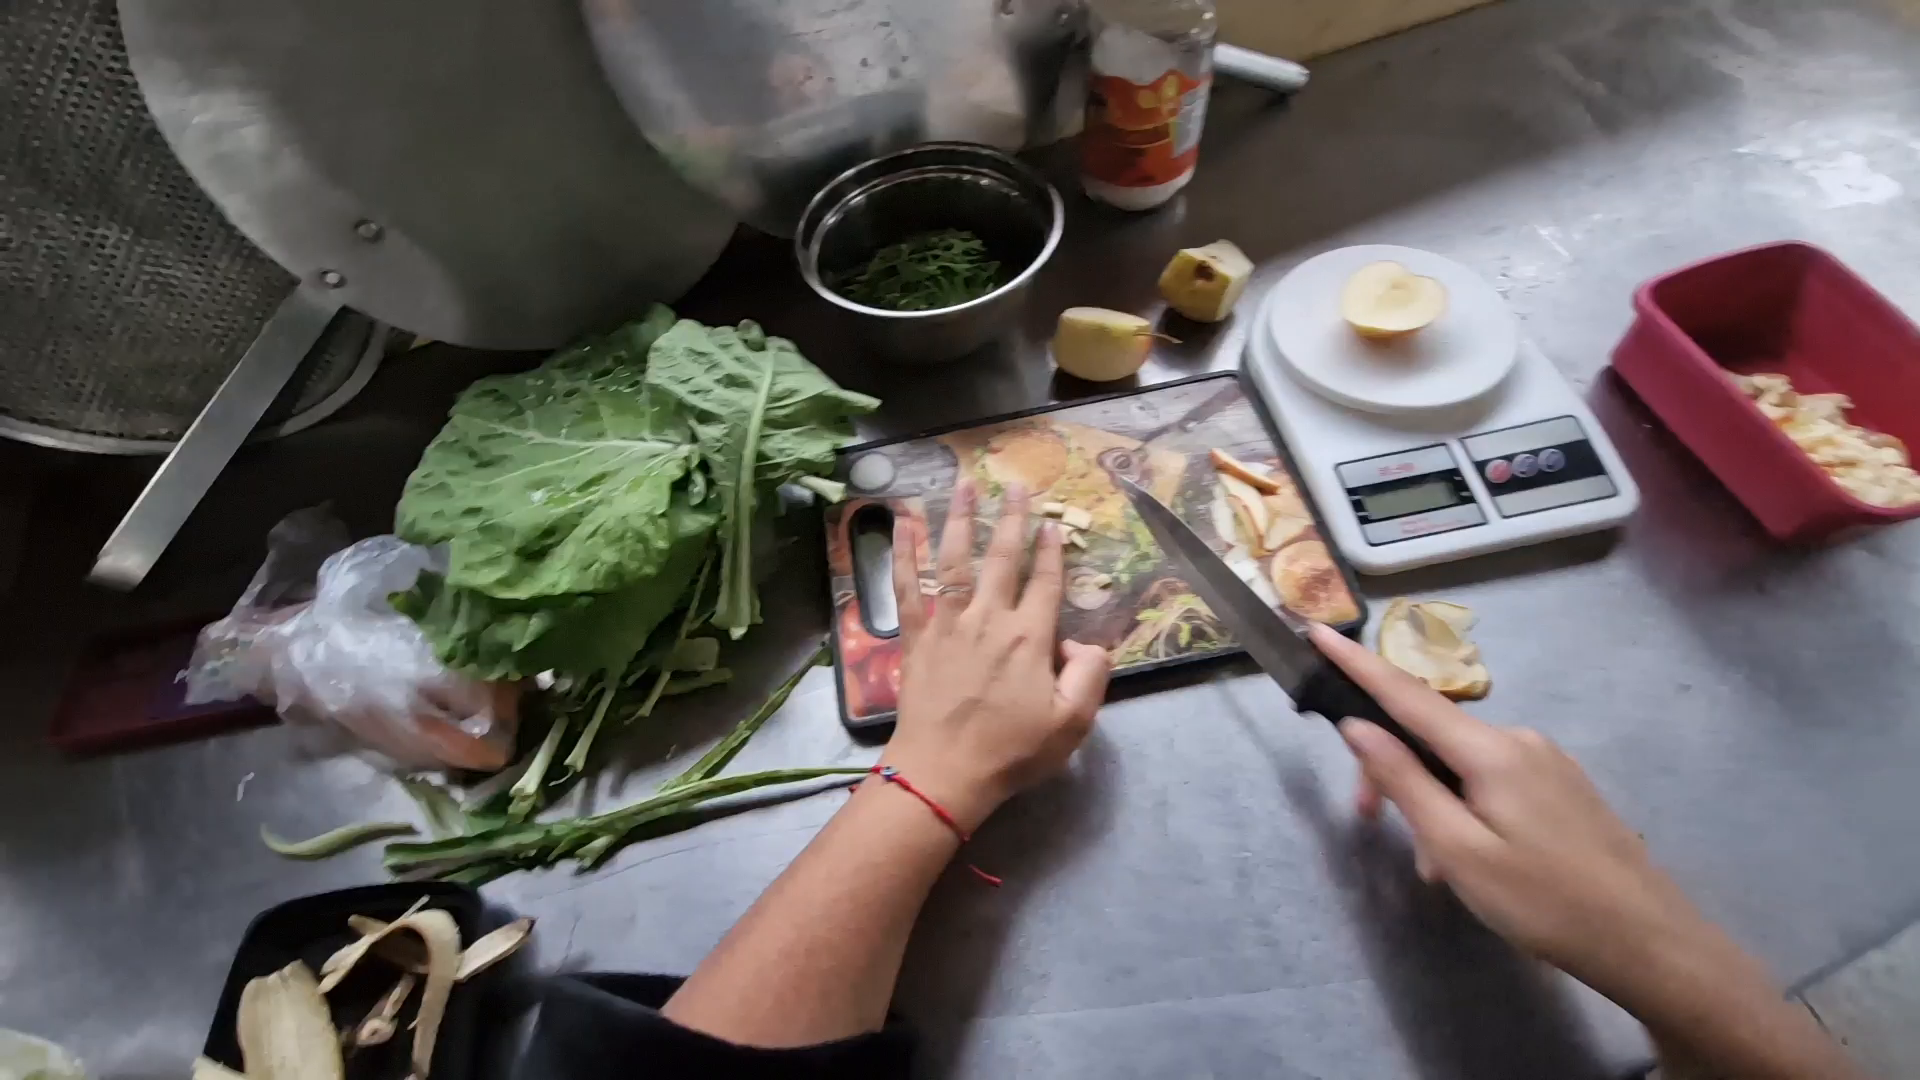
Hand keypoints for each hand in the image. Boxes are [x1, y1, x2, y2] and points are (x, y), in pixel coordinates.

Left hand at [883, 479, 1110, 830]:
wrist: (944, 771)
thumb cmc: (1010, 751)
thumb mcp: (1071, 723)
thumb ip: (1090, 675)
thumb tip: (1083, 641)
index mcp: (1029, 637)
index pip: (1045, 582)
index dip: (1052, 551)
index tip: (1053, 524)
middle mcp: (988, 618)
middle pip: (1002, 557)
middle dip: (1012, 518)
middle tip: (1015, 486)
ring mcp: (947, 622)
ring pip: (955, 558)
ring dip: (960, 518)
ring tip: (965, 485)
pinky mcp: (915, 633)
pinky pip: (908, 584)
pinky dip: (906, 550)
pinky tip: (903, 522)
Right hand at [1309, 623, 1716, 1006]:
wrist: (1662, 953)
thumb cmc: (1548, 903)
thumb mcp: (1457, 849)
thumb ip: (1403, 780)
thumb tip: (1356, 724)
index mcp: (1490, 750)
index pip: (1404, 693)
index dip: (1356, 662)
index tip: (1318, 631)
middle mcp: (1517, 739)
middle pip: (1427, 734)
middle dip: (1389, 767)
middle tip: (1370, 821)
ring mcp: (1543, 760)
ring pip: (1456, 762)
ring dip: (1427, 799)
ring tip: (1433, 865)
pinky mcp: (1559, 785)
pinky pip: (1487, 779)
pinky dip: (1459, 806)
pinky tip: (1467, 856)